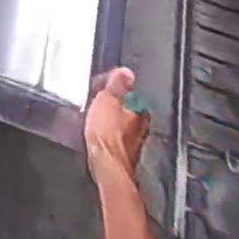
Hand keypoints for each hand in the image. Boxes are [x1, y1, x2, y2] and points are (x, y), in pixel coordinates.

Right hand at [84, 66, 147, 187]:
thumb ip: (116, 86)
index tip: (105, 89)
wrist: (107, 167)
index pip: (132, 96)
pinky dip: (110, 135)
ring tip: (97, 118)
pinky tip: (99, 135)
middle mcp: (141, 129)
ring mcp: (134, 144)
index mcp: (140, 113)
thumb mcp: (107, 102)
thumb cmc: (107, 133)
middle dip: (117, 108)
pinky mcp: (124, 156)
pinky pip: (117, 139)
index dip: (119, 92)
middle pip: (129, 112)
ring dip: (113, 122)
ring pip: (124, 127)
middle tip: (100, 102)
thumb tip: (127, 71)